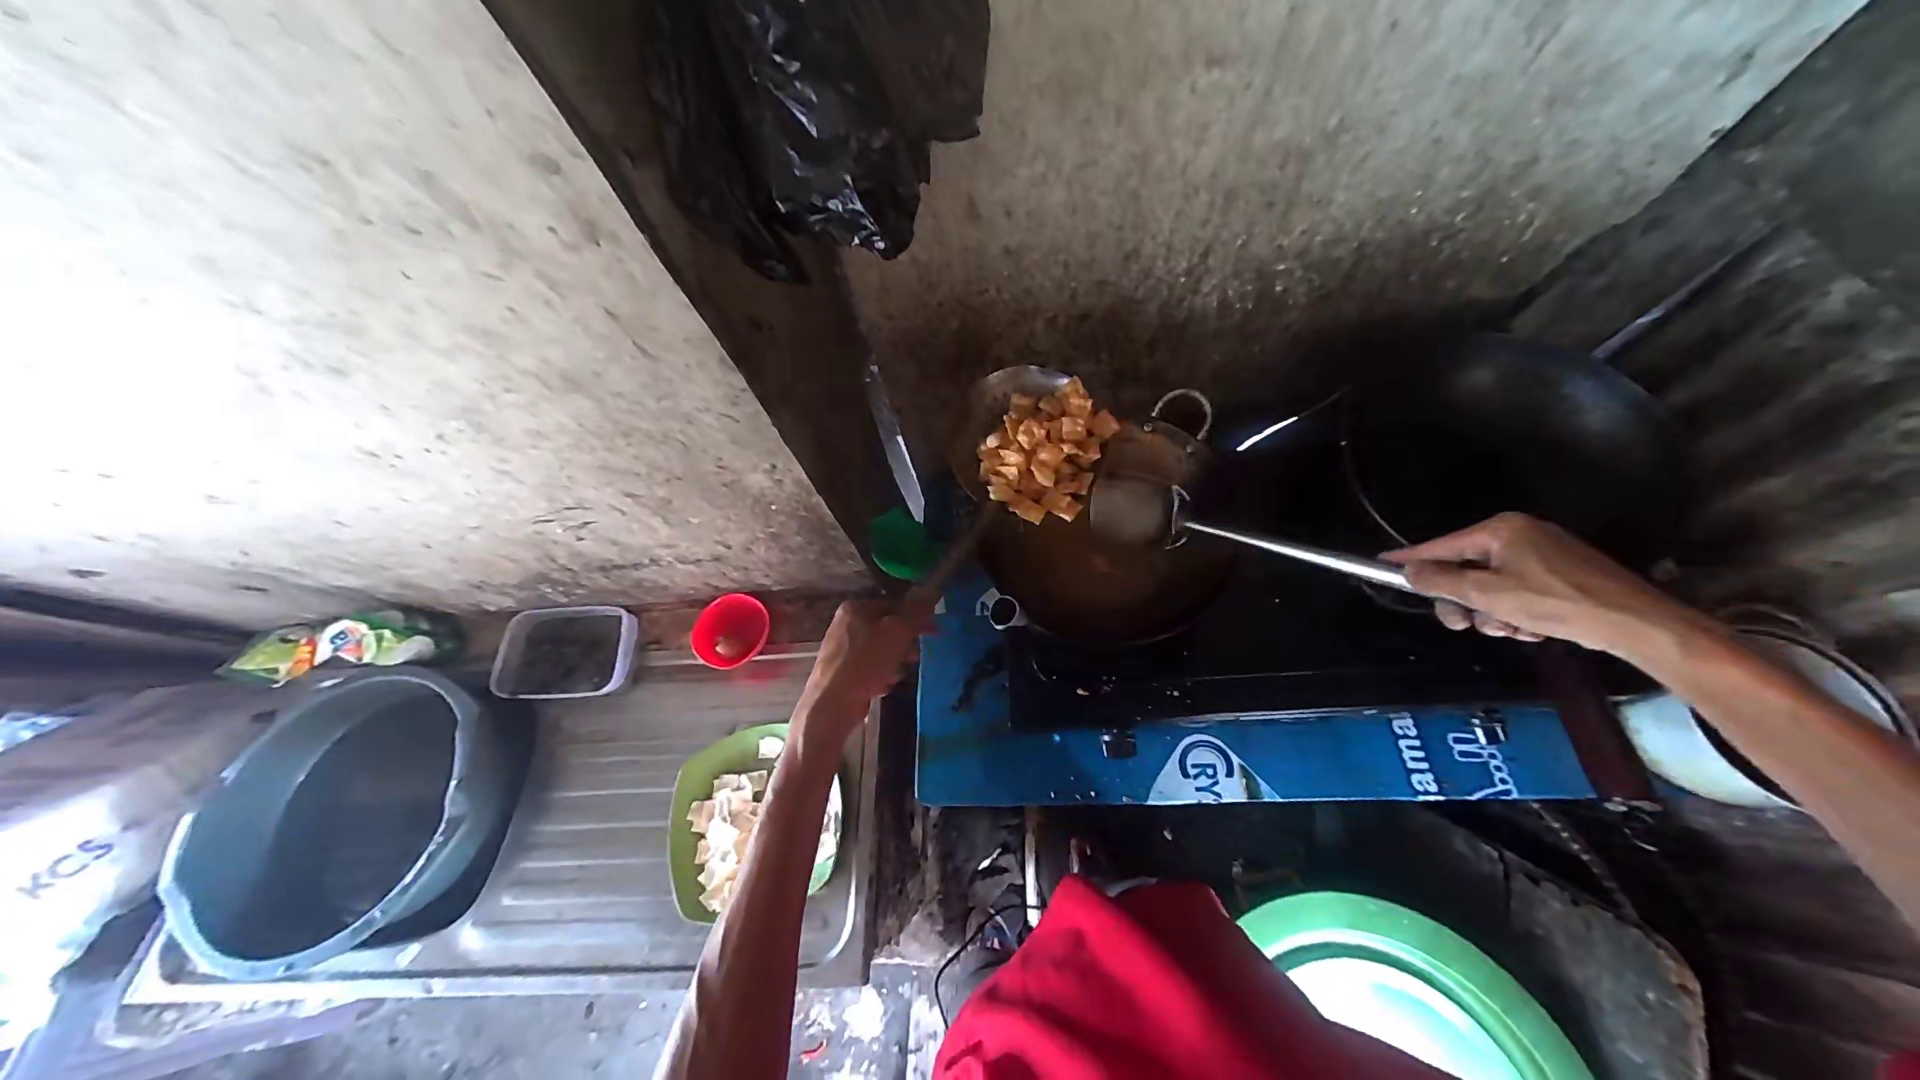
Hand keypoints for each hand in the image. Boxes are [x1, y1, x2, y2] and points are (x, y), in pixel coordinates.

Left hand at [792, 598, 932, 754]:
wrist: (831, 704)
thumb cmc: (865, 662)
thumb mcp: (896, 633)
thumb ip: (915, 611)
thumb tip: (932, 586)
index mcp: (855, 607)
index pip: (895, 603)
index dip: (917, 616)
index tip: (934, 632)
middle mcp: (845, 623)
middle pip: (887, 627)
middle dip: (906, 642)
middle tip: (915, 656)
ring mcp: (841, 648)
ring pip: (880, 648)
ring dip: (895, 660)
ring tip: (900, 673)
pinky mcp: (841, 670)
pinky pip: (870, 666)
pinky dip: (881, 674)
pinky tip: (885, 685)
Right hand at [1381, 512, 1695, 653]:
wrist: (1636, 623)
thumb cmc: (1556, 603)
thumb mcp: (1488, 595)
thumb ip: (1442, 581)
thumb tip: (1410, 570)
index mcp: (1500, 530)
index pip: (1440, 545)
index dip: (1409, 558)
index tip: (1381, 563)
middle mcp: (1519, 533)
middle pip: (1465, 568)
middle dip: (1463, 601)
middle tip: (1466, 626)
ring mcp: (1542, 551)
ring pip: (1490, 584)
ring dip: (1491, 612)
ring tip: (1512, 629)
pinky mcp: (1560, 570)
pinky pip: (1517, 588)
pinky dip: (1515, 610)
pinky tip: (1530, 627)